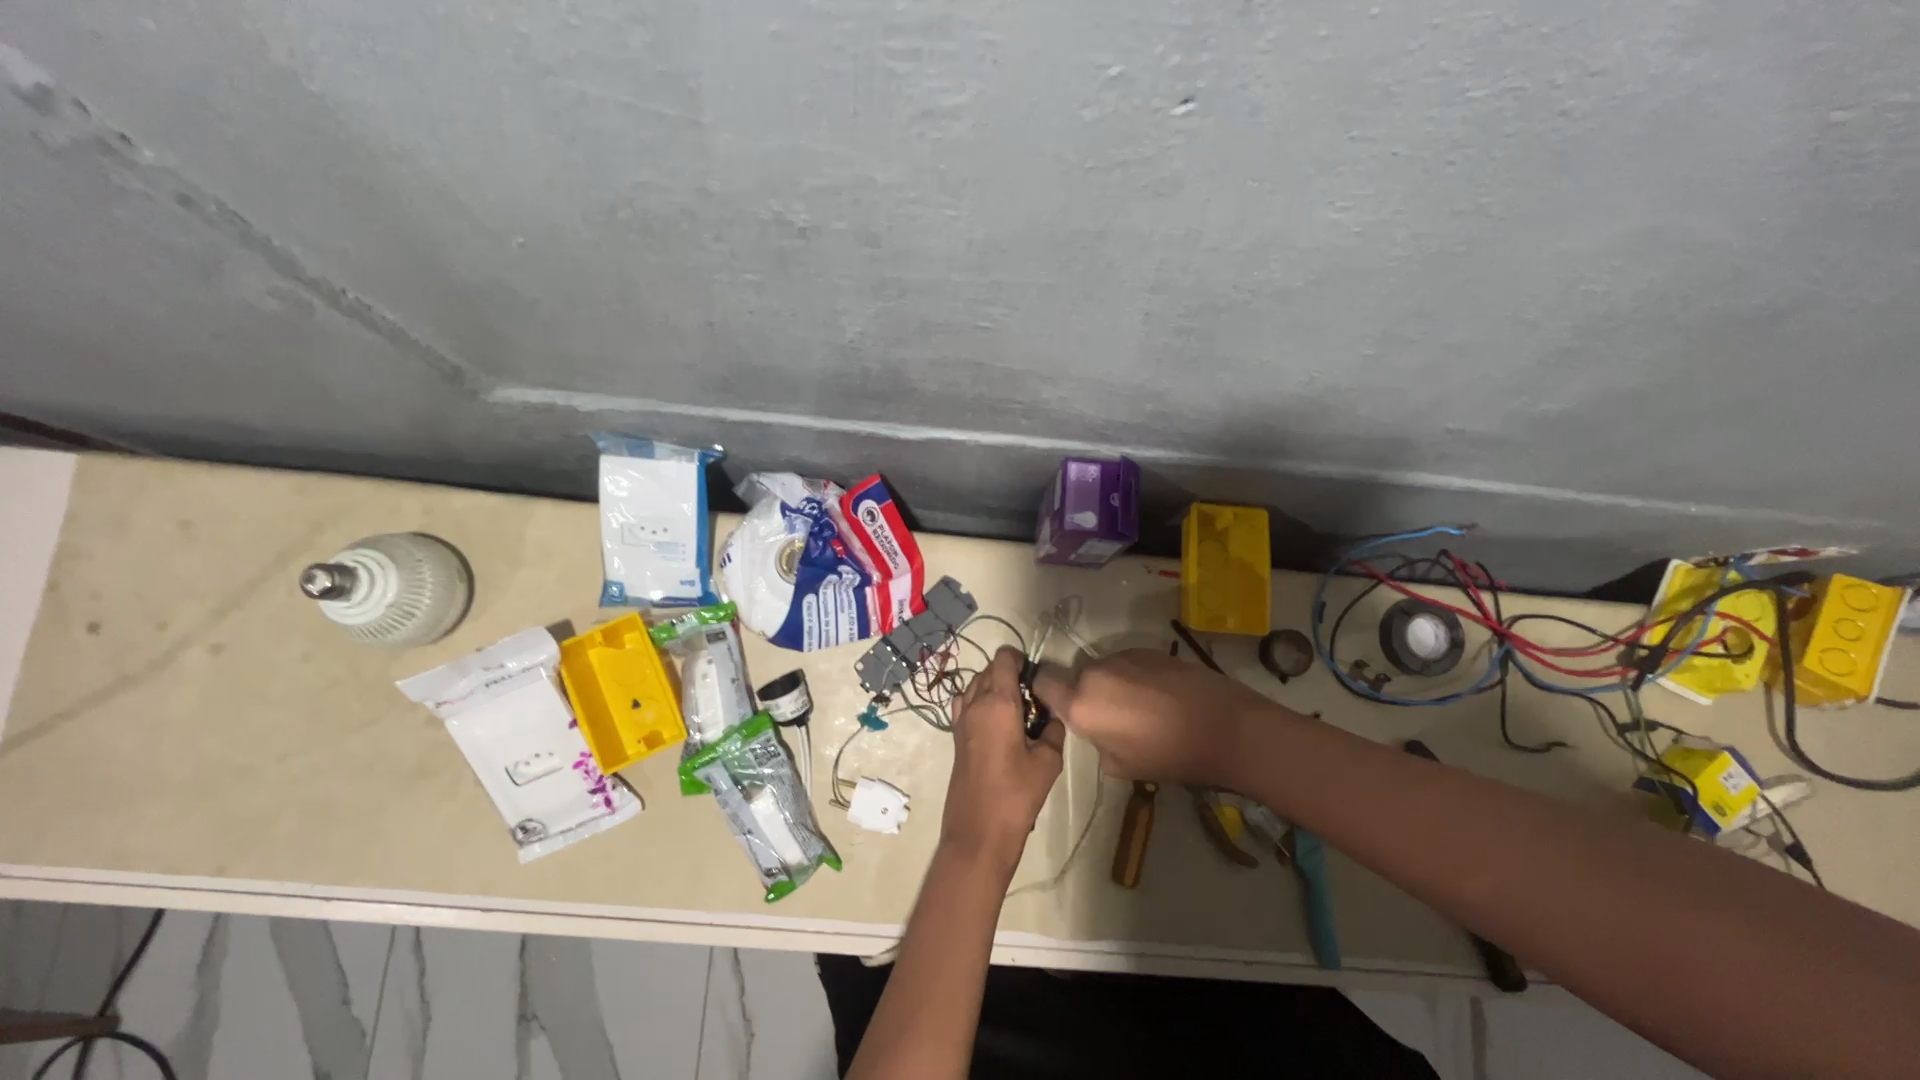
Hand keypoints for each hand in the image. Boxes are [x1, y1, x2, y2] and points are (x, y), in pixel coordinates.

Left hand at [940, 646, 1064, 865]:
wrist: (978, 832)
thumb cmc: (1016, 795)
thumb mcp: (1048, 762)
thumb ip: (1053, 731)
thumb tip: (1052, 718)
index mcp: (997, 703)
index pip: (1003, 659)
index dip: (1020, 658)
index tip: (1037, 674)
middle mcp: (974, 704)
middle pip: (988, 670)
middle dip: (1009, 674)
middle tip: (1034, 695)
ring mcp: (960, 720)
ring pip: (974, 686)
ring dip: (993, 687)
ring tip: (1018, 710)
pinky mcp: (955, 738)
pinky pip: (966, 705)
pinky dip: (979, 703)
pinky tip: (999, 724)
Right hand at [1031, 647, 1284, 787]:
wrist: (1225, 726)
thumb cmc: (1170, 756)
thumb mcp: (1124, 767)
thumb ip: (1099, 745)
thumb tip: (1102, 733)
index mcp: (1080, 704)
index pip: (1042, 683)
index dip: (1046, 693)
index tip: (1059, 708)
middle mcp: (1095, 673)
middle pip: (1077, 676)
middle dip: (1087, 694)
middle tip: (1112, 718)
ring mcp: (1124, 656)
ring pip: (1105, 669)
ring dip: (1113, 685)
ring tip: (1143, 708)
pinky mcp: (1150, 649)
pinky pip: (1129, 663)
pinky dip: (1136, 676)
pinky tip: (1161, 696)